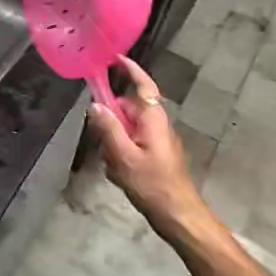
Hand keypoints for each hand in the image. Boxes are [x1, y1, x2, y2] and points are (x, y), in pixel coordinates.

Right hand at [88, 56, 217, 244]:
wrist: (180, 217)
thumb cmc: (153, 185)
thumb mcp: (123, 156)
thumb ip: (108, 128)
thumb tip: (95, 105)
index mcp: (153, 118)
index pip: (143, 84)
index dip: (131, 70)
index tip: (114, 58)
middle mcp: (158, 124)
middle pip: (128, 108)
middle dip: (111, 118)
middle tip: (99, 137)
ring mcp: (158, 141)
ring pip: (128, 128)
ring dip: (115, 141)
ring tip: (112, 163)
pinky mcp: (156, 157)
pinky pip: (132, 144)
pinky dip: (121, 154)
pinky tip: (119, 174)